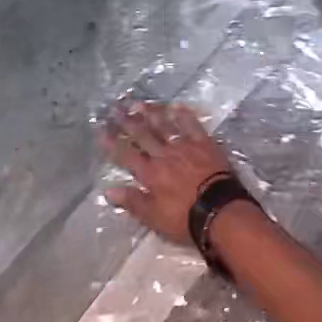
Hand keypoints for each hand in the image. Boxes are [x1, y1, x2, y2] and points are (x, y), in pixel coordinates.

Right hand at [101, 102, 234, 243]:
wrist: (220, 209)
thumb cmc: (185, 218)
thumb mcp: (154, 217)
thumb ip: (132, 201)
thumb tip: (108, 190)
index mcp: (150, 173)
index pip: (126, 155)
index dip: (113, 144)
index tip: (102, 132)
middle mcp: (164, 155)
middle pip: (143, 135)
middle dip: (128, 122)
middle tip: (115, 108)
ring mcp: (185, 147)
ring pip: (164, 126)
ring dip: (151, 114)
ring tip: (139, 103)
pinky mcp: (205, 144)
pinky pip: (192, 125)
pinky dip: (184, 115)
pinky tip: (177, 107)